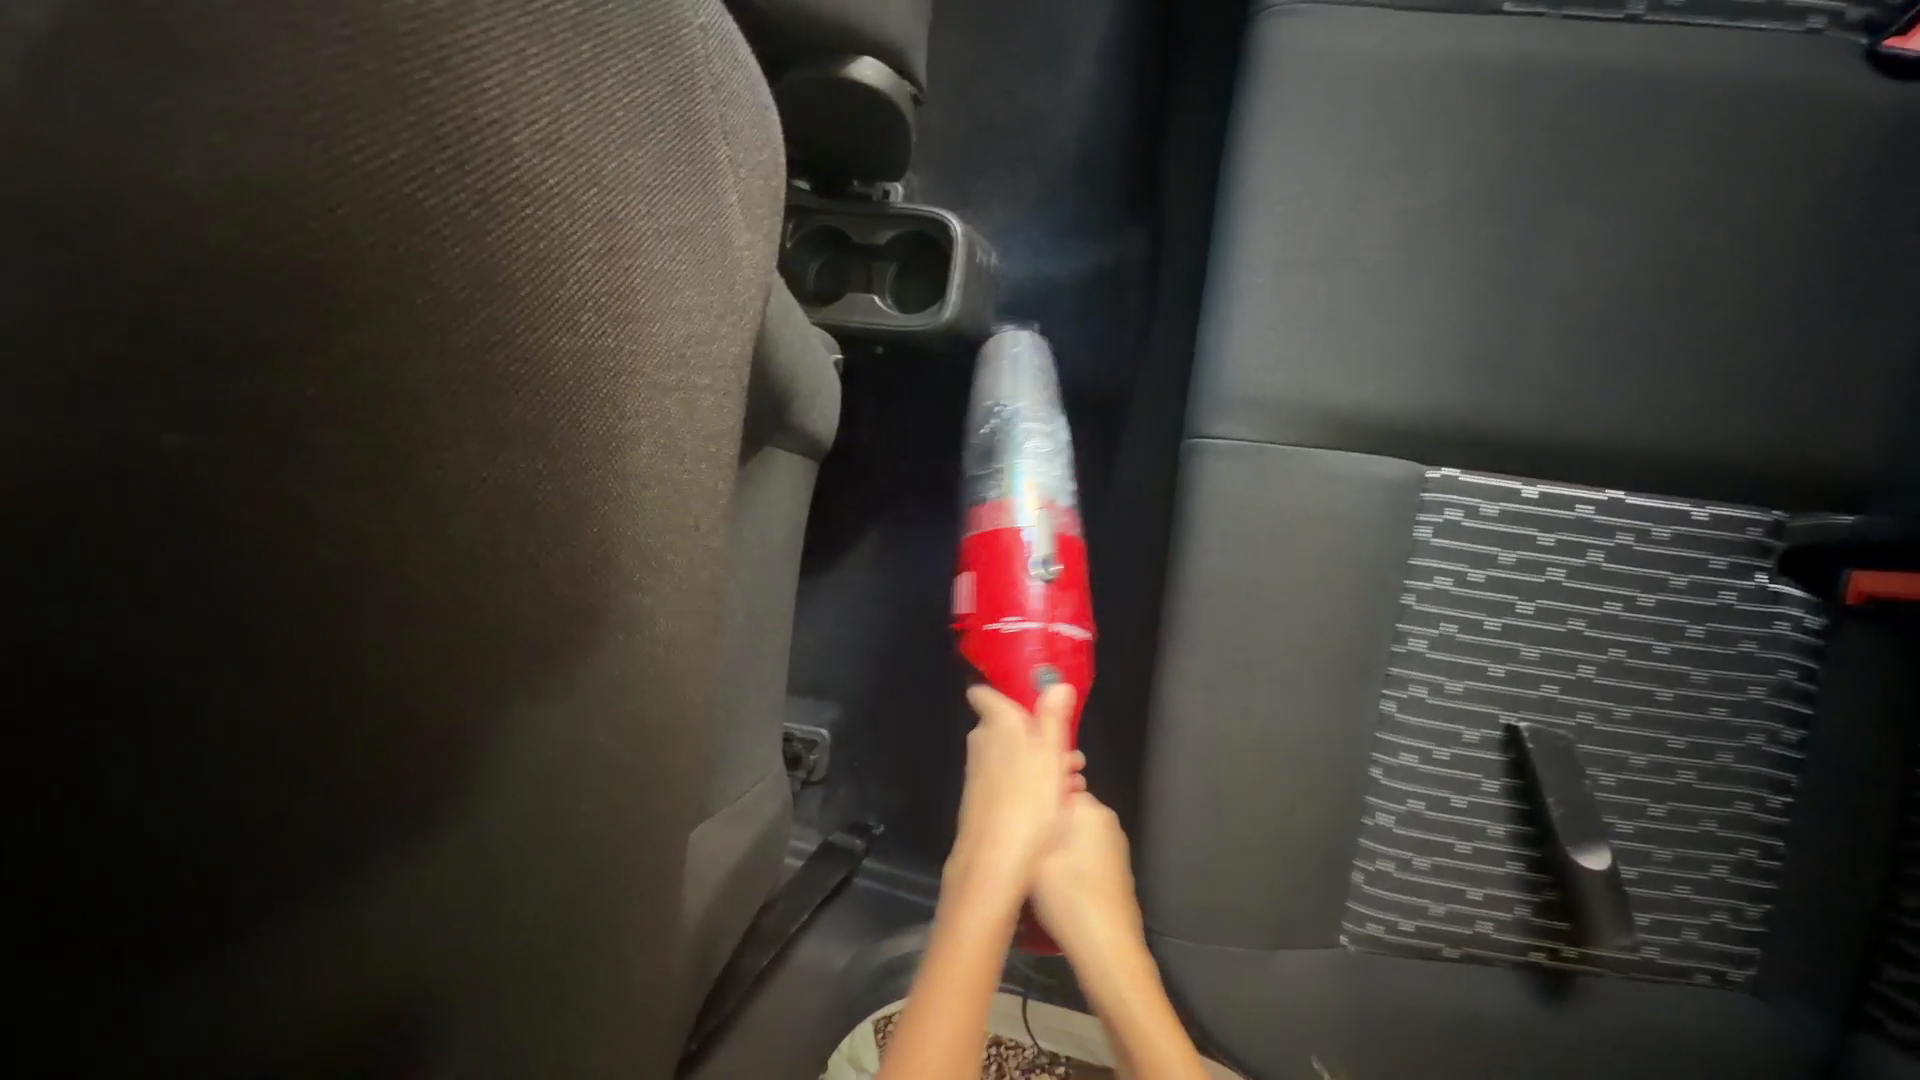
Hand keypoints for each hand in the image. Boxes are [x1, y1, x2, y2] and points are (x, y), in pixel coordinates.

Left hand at [945, 684, 1085, 903]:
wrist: (993, 860)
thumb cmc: (1028, 799)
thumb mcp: (1050, 753)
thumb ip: (1053, 717)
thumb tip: (1058, 684)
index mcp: (996, 723)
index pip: (985, 694)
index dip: (1003, 692)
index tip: (1030, 699)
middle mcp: (981, 742)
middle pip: (1008, 727)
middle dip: (1038, 735)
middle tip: (1071, 754)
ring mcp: (979, 772)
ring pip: (1012, 755)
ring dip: (1040, 763)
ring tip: (1072, 782)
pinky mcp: (981, 799)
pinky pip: (1009, 780)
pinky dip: (1029, 784)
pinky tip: (1053, 803)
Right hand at [1030, 792, 1143, 961]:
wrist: (1107, 945)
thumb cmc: (1066, 895)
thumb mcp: (1034, 855)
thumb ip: (1029, 824)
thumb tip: (1025, 807)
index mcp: (1088, 808)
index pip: (1054, 787)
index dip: (1031, 803)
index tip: (1014, 820)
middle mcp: (1106, 819)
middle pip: (1065, 811)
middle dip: (1044, 825)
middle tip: (1020, 846)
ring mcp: (1115, 844)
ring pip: (1074, 833)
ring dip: (1056, 845)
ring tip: (1035, 868)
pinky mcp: (1117, 867)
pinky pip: (1086, 852)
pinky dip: (1071, 861)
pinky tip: (1057, 884)